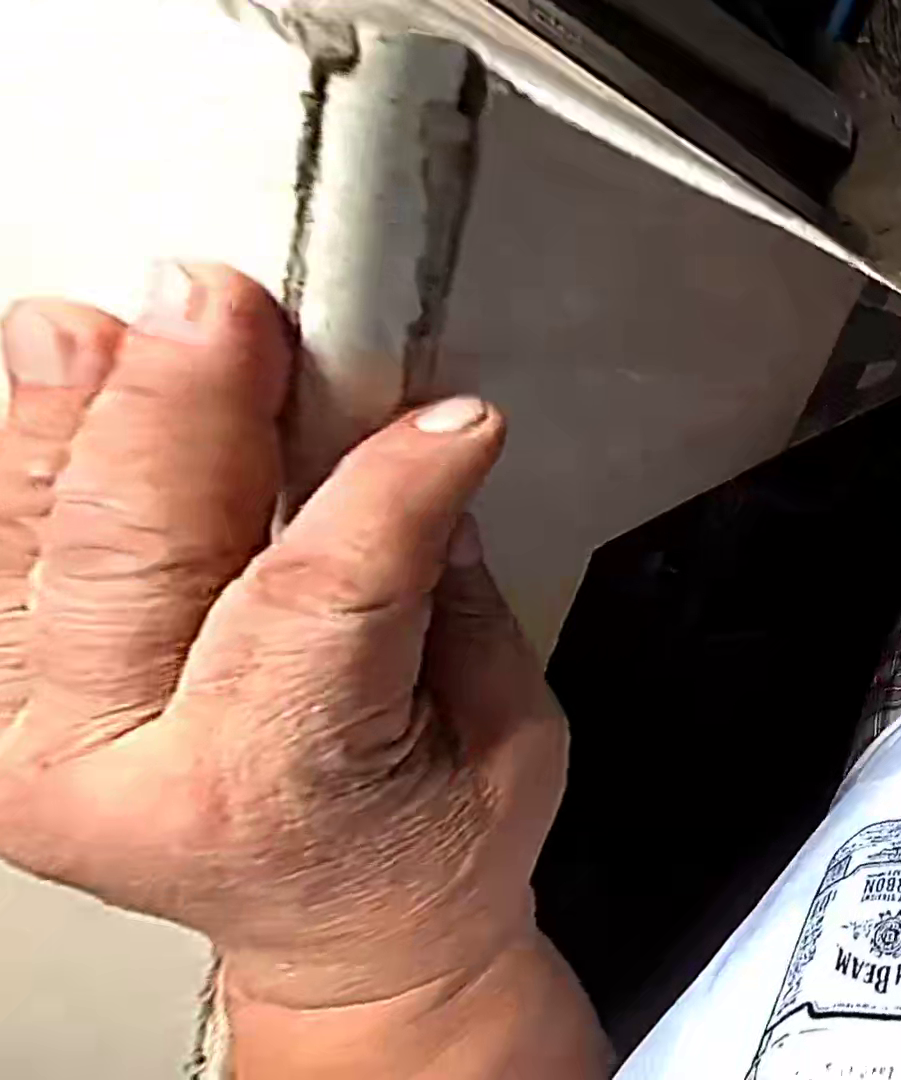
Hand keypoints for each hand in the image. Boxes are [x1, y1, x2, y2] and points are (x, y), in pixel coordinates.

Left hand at [0, 264, 566, 1012]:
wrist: (360, 927)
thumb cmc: (455, 841)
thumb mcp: (512, 734)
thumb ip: (464, 617)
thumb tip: (433, 499)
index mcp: (279, 783)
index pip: (330, 594)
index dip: (398, 488)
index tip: (456, 420)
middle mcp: (113, 764)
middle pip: (144, 553)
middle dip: (190, 411)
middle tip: (225, 307)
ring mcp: (27, 738)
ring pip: (35, 546)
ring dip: (77, 416)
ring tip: (117, 323)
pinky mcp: (9, 709)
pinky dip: (21, 463)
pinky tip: (50, 386)